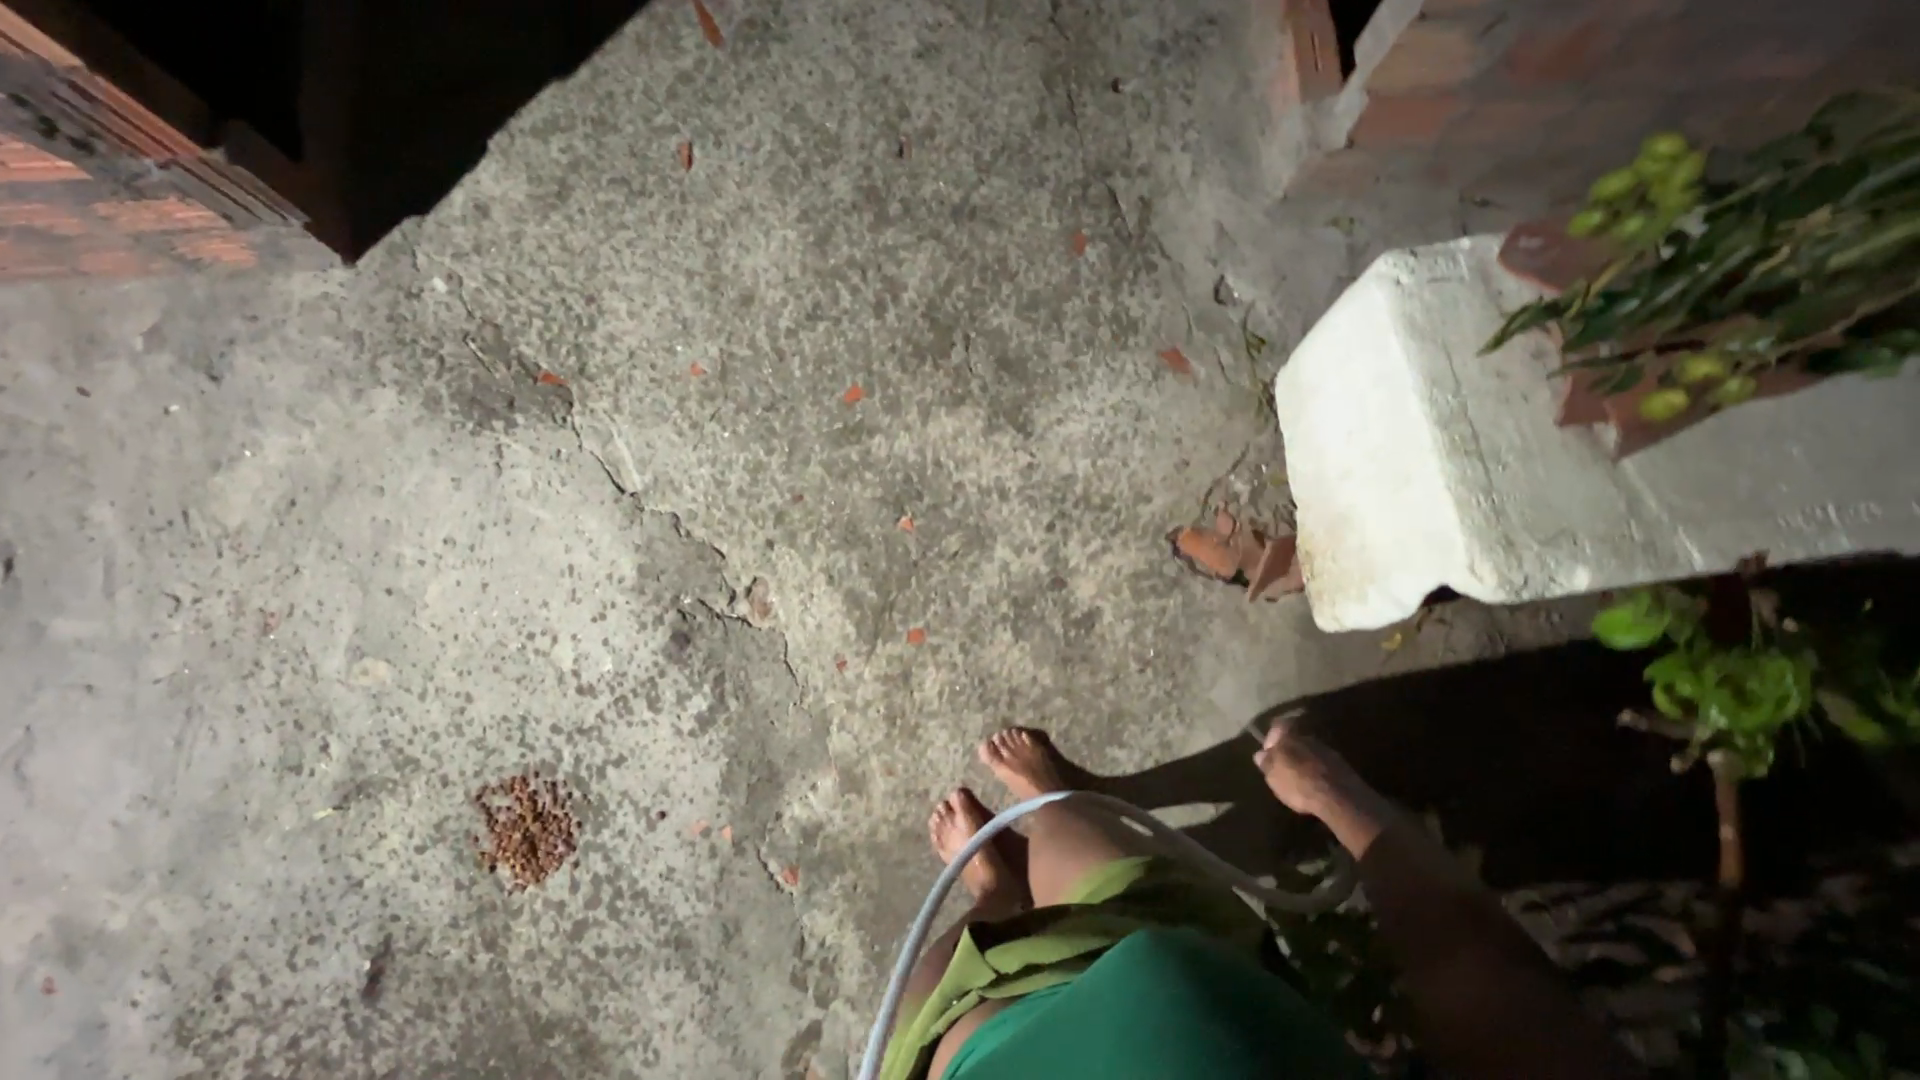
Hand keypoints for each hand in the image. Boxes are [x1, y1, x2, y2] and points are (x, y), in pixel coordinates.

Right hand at [1252, 723, 1364, 820]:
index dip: (1272, 735)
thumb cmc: (1298, 784)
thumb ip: (1266, 763)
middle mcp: (1309, 738)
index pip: (1278, 725)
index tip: (1269, 751)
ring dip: (1305, 761)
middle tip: (1284, 767)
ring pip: (1311, 752)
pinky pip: (1324, 764)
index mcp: (1289, 737)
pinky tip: (1316, 786)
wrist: (1339, 798)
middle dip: (1290, 750)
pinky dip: (1318, 772)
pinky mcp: (1343, 766)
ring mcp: (1328, 751)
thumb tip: (1261, 754)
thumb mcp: (1273, 776)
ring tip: (1300, 779)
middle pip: (1296, 738)